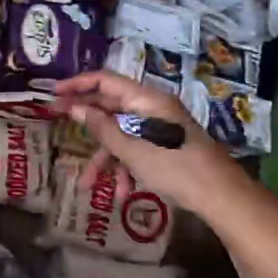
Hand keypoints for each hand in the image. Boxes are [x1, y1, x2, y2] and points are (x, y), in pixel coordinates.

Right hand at [51, 71, 246, 212]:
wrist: (223, 197)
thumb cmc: (174, 167)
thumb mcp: (130, 149)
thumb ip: (100, 126)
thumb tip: (74, 107)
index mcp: (146, 100)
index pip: (105, 80)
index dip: (78, 84)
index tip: (54, 94)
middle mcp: (152, 108)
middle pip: (110, 109)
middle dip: (88, 129)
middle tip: (61, 134)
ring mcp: (160, 128)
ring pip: (121, 135)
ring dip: (105, 159)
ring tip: (89, 186)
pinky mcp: (166, 147)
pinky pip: (136, 150)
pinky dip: (125, 168)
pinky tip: (123, 193)